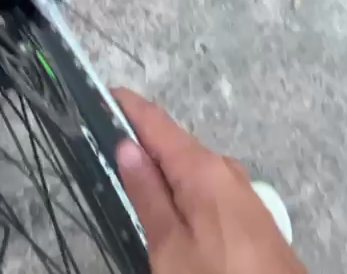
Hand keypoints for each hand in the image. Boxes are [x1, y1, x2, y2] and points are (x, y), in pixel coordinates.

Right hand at [113, 89, 307, 273]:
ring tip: (128, 183)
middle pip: (172, 142)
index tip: (95, 97)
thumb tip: (126, 146)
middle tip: (100, 150)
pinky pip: (206, 188)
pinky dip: (181, 189)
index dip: (124, 105)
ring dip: (159, 168)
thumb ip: (147, 194)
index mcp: (202, 168)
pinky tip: (169, 211)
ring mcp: (242, 192)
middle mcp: (224, 168)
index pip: (154, 119)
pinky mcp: (251, 218)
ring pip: (190, 168)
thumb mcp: (170, 247)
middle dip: (138, 141)